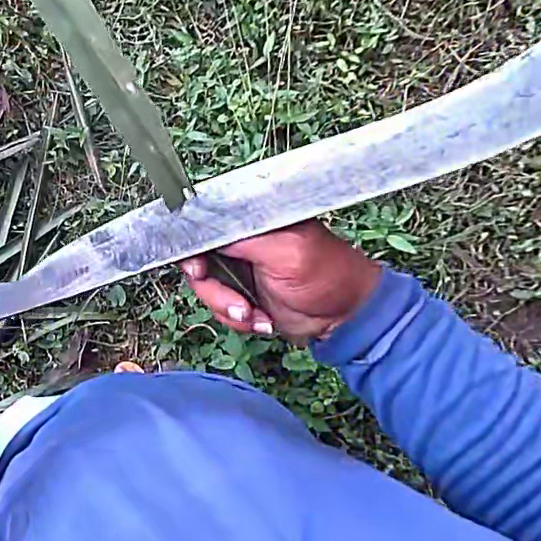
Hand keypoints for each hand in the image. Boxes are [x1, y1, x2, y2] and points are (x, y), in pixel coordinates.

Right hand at [179, 220, 382, 343]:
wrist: (345, 318)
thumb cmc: (329, 276)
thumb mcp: (285, 251)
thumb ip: (243, 239)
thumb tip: (205, 231)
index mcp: (252, 220)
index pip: (206, 224)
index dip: (195, 249)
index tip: (201, 271)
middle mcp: (241, 241)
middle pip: (197, 260)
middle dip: (214, 289)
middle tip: (237, 304)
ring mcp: (240, 269)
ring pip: (206, 288)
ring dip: (228, 309)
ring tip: (254, 315)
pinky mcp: (242, 294)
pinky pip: (218, 308)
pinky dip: (236, 320)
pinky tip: (262, 320)